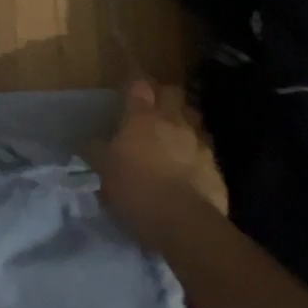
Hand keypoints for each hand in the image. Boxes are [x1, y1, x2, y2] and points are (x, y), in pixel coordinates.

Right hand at [93, 80, 228, 238]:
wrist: (184, 222)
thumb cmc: (135, 188)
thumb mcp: (104, 171)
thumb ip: (97, 152)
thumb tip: (90, 143)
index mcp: (141, 118)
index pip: (139, 86)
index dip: (136, 85)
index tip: (131, 90)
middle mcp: (173, 122)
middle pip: (173, 93)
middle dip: (165, 95)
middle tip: (155, 107)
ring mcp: (199, 143)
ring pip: (194, 119)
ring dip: (185, 121)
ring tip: (176, 135)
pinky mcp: (216, 168)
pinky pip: (206, 151)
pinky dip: (198, 154)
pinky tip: (191, 167)